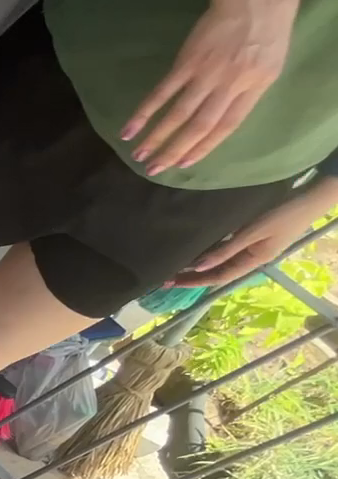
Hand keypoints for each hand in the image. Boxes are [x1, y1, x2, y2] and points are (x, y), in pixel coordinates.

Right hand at [123, 0, 297, 174]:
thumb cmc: (265, 28)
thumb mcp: (268, 61)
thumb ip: (245, 89)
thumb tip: (217, 118)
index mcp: (258, 83)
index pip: (228, 124)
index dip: (203, 147)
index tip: (181, 165)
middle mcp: (234, 82)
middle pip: (201, 125)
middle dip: (175, 150)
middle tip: (153, 168)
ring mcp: (209, 72)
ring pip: (180, 114)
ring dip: (156, 137)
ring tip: (137, 154)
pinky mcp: (187, 63)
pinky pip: (162, 94)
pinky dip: (143, 114)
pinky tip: (129, 129)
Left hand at [172, 184, 333, 286]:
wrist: (313, 195)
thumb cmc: (284, 213)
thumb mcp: (253, 232)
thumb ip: (226, 250)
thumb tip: (198, 268)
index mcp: (254, 260)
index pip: (218, 277)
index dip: (193, 282)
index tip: (169, 283)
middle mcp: (252, 257)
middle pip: (216, 272)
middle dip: (192, 277)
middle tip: (164, 279)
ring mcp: (253, 248)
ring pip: (219, 262)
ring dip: (198, 266)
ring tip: (173, 267)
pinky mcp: (253, 237)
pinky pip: (226, 250)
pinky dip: (209, 253)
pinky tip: (193, 252)